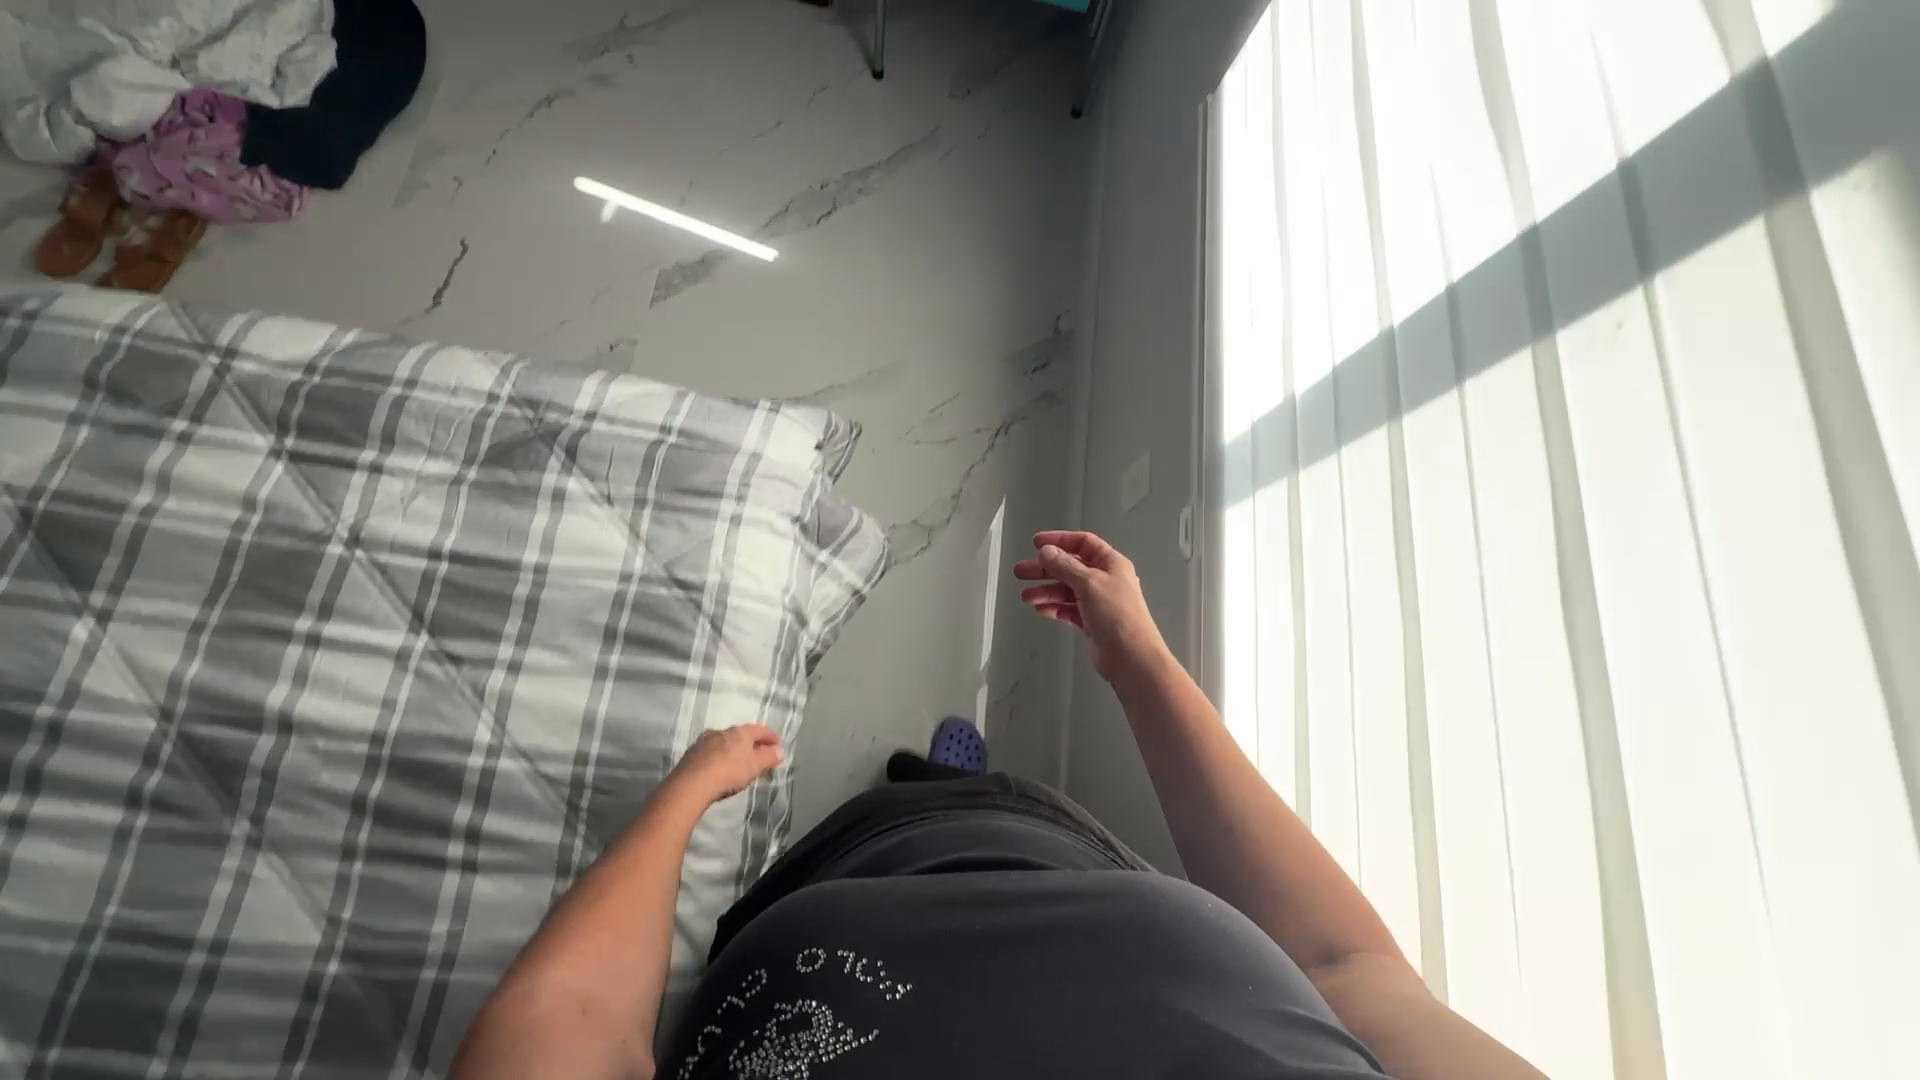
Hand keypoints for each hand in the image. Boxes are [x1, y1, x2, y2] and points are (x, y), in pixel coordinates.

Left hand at [667, 725, 784, 803]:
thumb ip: (769, 757)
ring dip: (732, 750)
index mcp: (739, 732)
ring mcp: (703, 742)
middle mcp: (721, 731)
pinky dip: (717, 758)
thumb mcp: (755, 766)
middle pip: (740, 735)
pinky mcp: (690, 754)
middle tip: (757, 754)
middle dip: (750, 744)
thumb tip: (780, 750)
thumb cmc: (729, 772)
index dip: (769, 736)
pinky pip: (710, 753)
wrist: (691, 784)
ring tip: (737, 762)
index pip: (759, 729)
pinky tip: (718, 768)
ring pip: (723, 743)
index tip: (777, 744)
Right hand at [1013, 530, 1170, 683]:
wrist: (1131, 658)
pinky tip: (1041, 608)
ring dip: (1046, 590)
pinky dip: (1054, 607)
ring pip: (1066, 590)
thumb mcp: (1089, 583)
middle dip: (1045, 568)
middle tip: (1021, 571)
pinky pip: (1068, 609)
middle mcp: (1105, 580)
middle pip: (1070, 567)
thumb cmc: (1117, 615)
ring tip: (1026, 596)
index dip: (1059, 540)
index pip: (1083, 543)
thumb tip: (1046, 551)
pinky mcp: (1091, 622)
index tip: (1036, 543)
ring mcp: (1098, 602)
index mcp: (1111, 564)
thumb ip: (1065, 566)